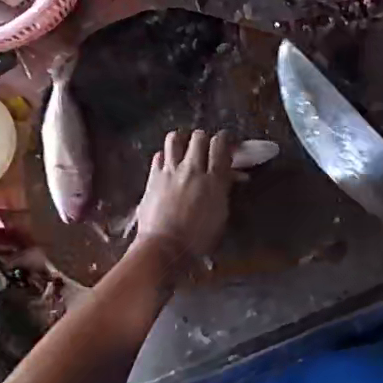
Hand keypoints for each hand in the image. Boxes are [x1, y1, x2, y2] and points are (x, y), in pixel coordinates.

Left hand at [133, 130, 235, 264]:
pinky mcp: (153, 177)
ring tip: (184, 146)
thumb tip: (229, 176)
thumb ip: (224, 191)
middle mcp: (193, 170)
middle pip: (199, 137)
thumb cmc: (197, 238)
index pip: (221, 145)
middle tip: (205, 146)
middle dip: (204, 138)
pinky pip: (158, 156)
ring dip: (181, 139)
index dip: (225, 138)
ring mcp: (171, 171)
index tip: (226, 141)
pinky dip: (165, 156)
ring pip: (175, 139)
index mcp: (214, 180)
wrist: (165, 246)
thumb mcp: (220, 215)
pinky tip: (167, 163)